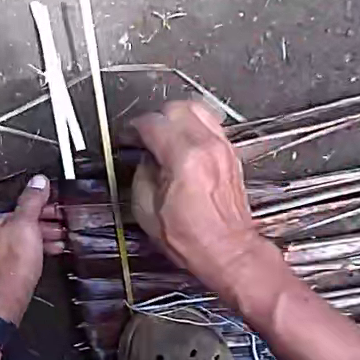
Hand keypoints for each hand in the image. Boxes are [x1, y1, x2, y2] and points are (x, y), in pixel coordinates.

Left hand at [0, 174, 65, 322]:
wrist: (5, 301)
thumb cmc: (8, 267)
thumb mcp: (25, 224)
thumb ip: (31, 200)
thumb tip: (38, 182)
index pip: (16, 196)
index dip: (38, 195)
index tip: (54, 197)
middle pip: (23, 213)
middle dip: (45, 214)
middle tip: (62, 215)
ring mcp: (1, 246)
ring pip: (27, 230)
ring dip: (47, 229)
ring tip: (62, 231)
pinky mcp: (10, 261)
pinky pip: (29, 246)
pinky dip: (42, 244)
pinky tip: (54, 246)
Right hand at [129, 100, 278, 293]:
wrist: (229, 251)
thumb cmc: (194, 239)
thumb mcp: (147, 211)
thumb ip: (141, 175)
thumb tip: (144, 159)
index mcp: (183, 158)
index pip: (152, 123)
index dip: (134, 128)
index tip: (128, 137)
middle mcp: (207, 147)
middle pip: (176, 108)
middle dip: (156, 119)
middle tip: (145, 136)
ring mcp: (223, 148)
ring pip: (197, 109)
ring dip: (177, 119)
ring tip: (165, 136)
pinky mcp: (231, 154)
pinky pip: (210, 125)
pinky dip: (194, 127)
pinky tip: (184, 145)